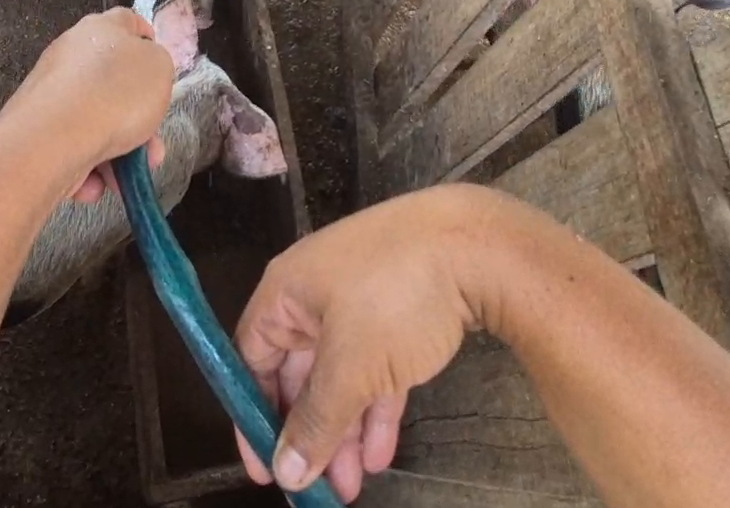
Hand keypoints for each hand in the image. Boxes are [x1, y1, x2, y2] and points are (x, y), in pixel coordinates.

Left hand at [0, 8, 173, 201]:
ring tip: (124, 179)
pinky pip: (72, 146)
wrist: (53, 139)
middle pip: (114, 83)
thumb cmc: (116, 95)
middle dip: (138, 120)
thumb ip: (158, 64)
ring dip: (117, 152)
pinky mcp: (34, 127)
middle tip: (152, 149)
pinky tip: (93, 182)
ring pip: (96, 121)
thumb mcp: (161, 69)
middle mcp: (71, 54)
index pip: (127, 22)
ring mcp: (50, 91)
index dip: (146, 38)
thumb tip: (142, 72)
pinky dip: (86, 165)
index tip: (158, 62)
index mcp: (101, 29)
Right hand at [233, 186, 524, 500]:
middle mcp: (315, 291)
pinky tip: (381, 451)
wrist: (476, 245)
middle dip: (309, 431)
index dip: (254, 411)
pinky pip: (375, 363)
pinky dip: (375, 404)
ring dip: (343, 428)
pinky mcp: (399, 306)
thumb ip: (315, 421)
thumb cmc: (394, 297)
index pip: (253, 356)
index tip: (267, 466)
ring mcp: (359, 296)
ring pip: (340, 372)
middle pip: (298, 370)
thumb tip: (285, 469)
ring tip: (352, 486)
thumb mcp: (350, 366)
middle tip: (318, 489)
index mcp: (287, 291)